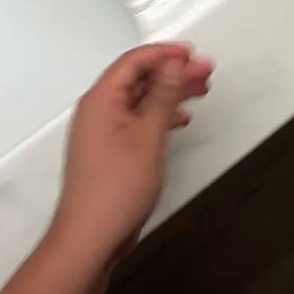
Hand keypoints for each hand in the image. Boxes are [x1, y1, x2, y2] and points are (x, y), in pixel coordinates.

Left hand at [47, 43, 212, 268]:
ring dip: (170, 93)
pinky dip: (160, 115)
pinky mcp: (110, 151)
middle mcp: (98, 110)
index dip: (165, 53)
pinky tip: (178, 120)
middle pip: (139, 78)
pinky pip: (138, 120)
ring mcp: (103, 131)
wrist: (90, 239)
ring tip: (199, 91)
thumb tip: (172, 65)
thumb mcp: (147, 135)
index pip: (134, 61)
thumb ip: (162, 96)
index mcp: (100, 99)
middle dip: (173, 72)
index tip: (192, 53)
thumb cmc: (113, 192)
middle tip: (203, 71)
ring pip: (141, 99)